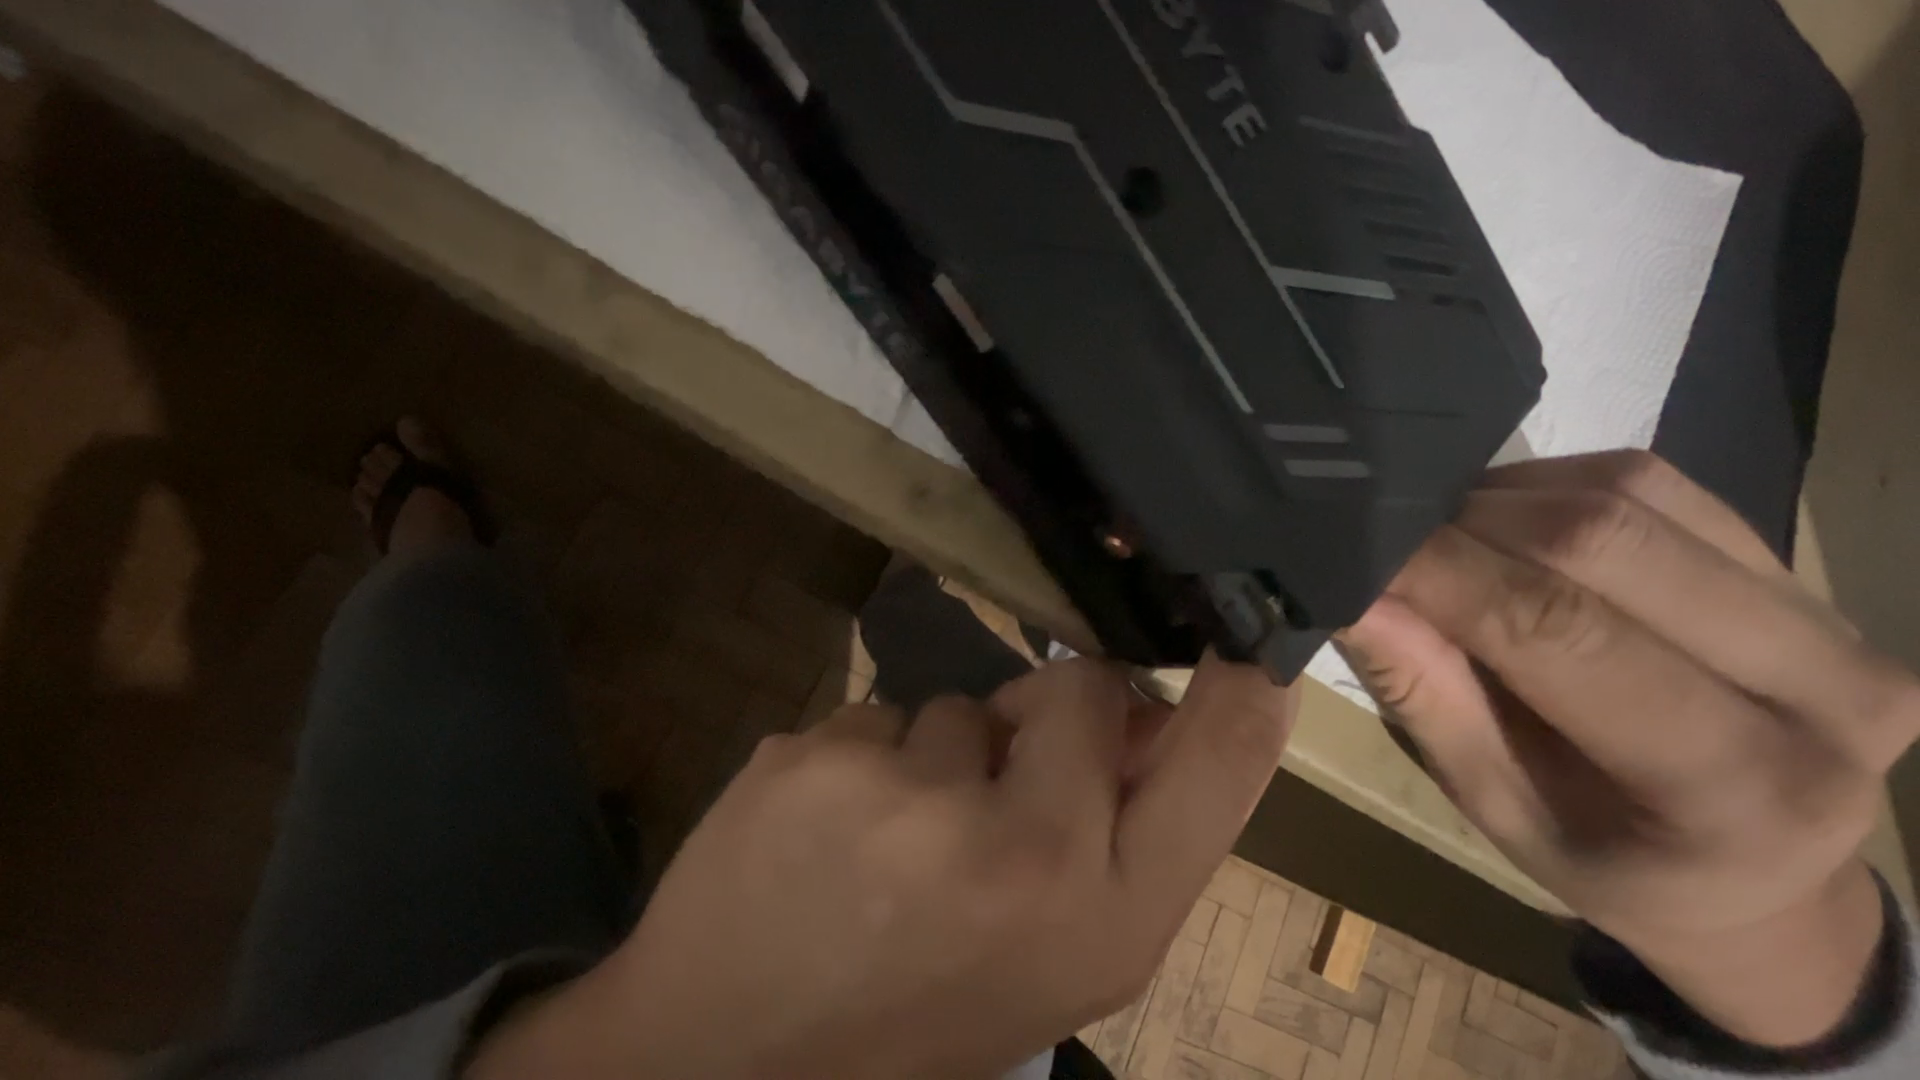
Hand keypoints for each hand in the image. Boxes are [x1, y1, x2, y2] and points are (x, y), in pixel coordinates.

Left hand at [467, 654, 1297, 1079]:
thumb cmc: (920, 1009)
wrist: (731, 1060)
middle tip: (989, 790)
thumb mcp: (1054, 957)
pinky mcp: (817, 759)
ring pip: (961, 703)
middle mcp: (1027, 849)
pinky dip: (861, 760)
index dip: (1241, 688)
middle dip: (1044, 718)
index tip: (1240, 642)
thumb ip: (1117, 837)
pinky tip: (826, 832)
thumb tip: (1147, 715)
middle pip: (1080, 687)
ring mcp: (912, 798)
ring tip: (892, 841)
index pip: (1219, 762)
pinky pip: (875, 714)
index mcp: (1106, 919)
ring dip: (939, 755)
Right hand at [1340, 450, 1919, 1047]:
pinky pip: (1651, 484)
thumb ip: (1428, 699)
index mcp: (1741, 784)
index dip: (1441, 574)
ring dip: (1501, 501)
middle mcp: (1823, 684)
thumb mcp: (1496, 807)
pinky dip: (1549, 489)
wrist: (1758, 873)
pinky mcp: (1794, 559)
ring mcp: (1829, 609)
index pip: (1558, 630)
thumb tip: (1353, 598)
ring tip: (1435, 536)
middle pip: (1600, 541)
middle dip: (1464, 525)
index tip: (1350, 551)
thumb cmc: (1609, 862)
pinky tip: (1502, 524)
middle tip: (1381, 538)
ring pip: (1626, 496)